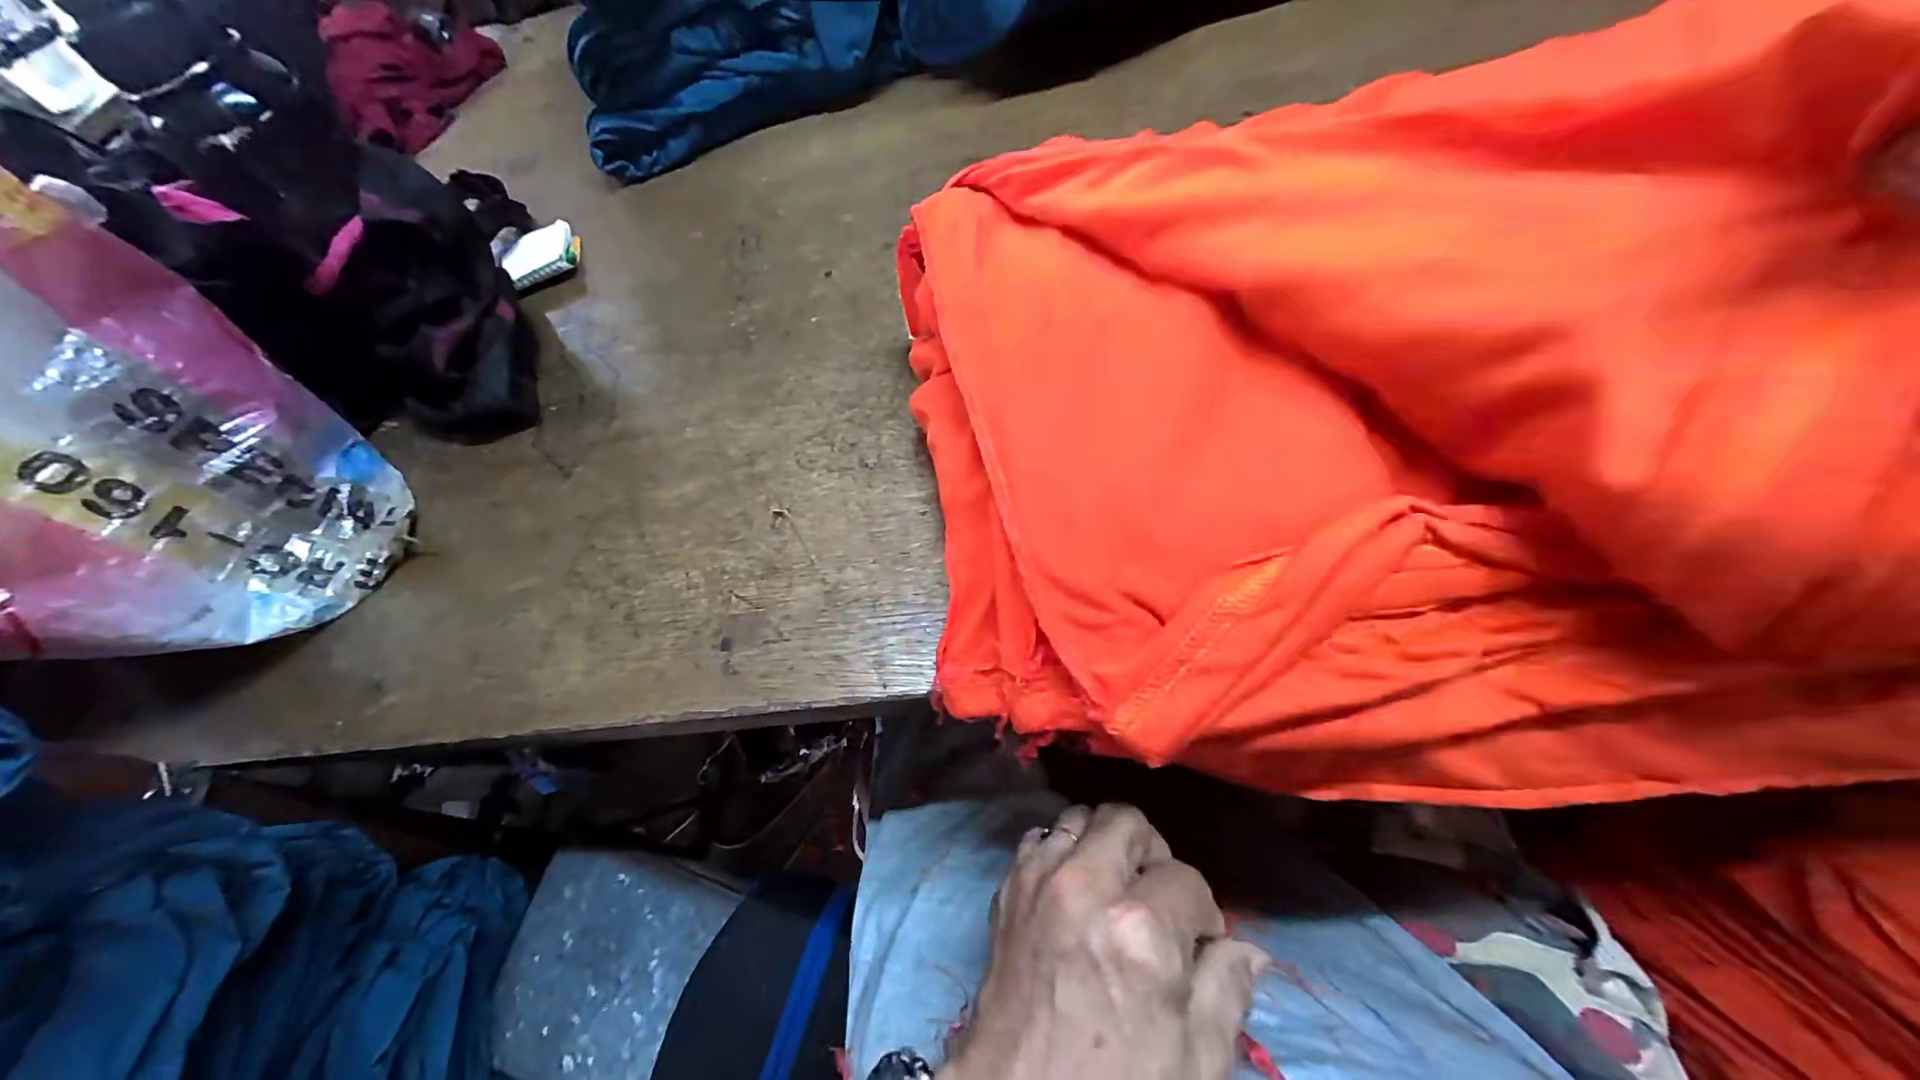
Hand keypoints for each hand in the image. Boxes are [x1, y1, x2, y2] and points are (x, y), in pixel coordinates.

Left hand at [940, 803, 1268, 1079]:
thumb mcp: (1193, 1062)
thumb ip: (1226, 991)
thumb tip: (1247, 949)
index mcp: (1138, 929)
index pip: (1187, 879)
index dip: (1204, 913)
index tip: (1200, 942)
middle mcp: (1083, 887)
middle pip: (1126, 821)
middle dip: (1154, 853)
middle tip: (1159, 896)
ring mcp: (1038, 883)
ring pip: (1079, 818)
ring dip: (1104, 843)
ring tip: (1116, 886)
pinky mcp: (1007, 891)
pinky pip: (1039, 840)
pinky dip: (1061, 852)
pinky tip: (1074, 888)